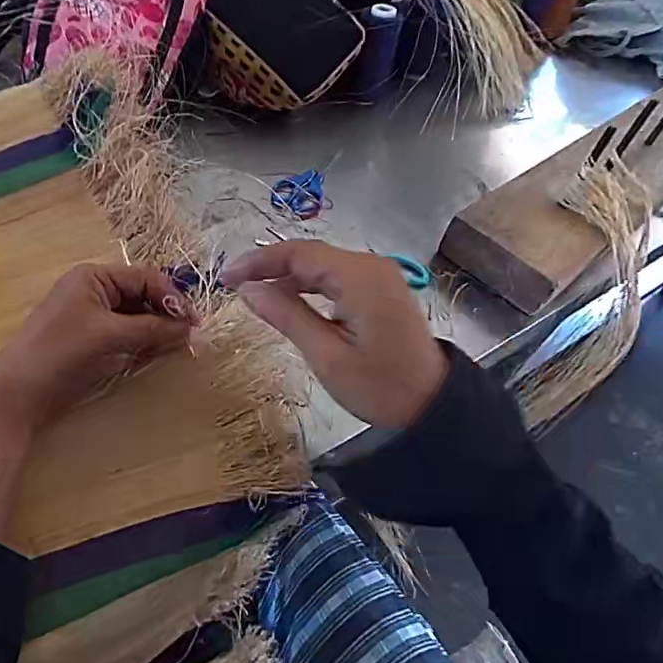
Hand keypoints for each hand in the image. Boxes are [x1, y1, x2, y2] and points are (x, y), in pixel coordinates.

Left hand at [0, 264, 195, 432]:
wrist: (19, 392)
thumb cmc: (59, 351)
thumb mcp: (107, 334)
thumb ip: (150, 329)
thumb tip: (191, 330)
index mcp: (93, 276)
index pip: (144, 278)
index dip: (171, 298)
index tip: (194, 323)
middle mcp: (94, 291)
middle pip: (142, 296)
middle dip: (166, 315)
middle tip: (191, 338)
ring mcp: (93, 318)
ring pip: (137, 318)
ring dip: (158, 331)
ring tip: (178, 348)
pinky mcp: (93, 343)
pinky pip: (127, 337)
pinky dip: (144, 344)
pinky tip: (156, 356)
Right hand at [222, 241, 446, 428]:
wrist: (436, 409)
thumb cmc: (381, 387)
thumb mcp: (326, 355)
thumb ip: (286, 315)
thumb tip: (247, 289)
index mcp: (359, 277)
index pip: (298, 254)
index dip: (257, 262)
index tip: (226, 278)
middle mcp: (370, 266)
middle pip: (308, 254)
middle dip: (267, 266)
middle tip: (233, 285)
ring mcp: (377, 276)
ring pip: (319, 264)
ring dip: (285, 275)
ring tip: (252, 292)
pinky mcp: (379, 290)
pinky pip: (334, 276)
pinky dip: (306, 284)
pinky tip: (286, 299)